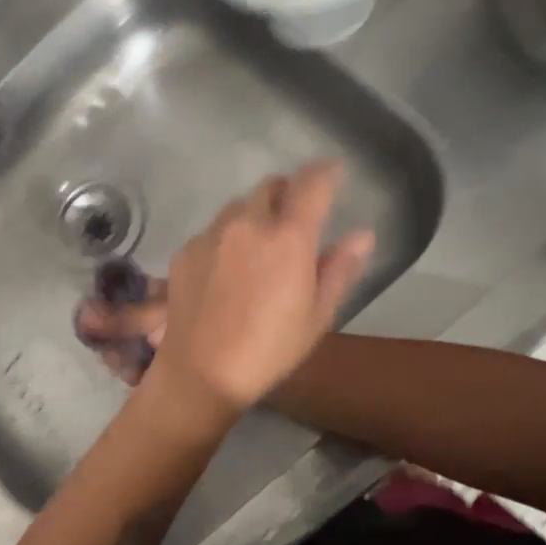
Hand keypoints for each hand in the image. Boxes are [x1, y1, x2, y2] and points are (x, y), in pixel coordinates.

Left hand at [144, 162, 373, 410]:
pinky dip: (226, 238)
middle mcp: (247, 225)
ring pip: (237, 207)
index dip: (326, 172)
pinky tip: (227, 269)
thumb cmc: (268, 350)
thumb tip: (361, 235)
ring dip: (254, 214)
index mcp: (288, 237)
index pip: (312, 183)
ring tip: (260, 244)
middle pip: (270, 187)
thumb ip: (340, 269)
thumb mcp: (317, 316)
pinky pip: (212, 232)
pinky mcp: (184, 252)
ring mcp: (210, 236)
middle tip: (295, 214)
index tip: (334, 173)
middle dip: (287, 192)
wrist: (200, 372)